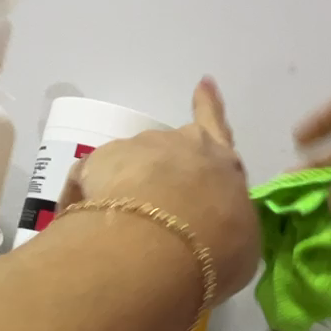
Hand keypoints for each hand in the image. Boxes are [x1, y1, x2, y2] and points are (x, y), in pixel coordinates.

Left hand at [59, 78, 259, 304]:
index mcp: (221, 161)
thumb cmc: (216, 247)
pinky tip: (92, 231)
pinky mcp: (95, 162)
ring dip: (125, 192)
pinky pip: (91, 184)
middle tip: (155, 211)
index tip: (203, 83)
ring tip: (122, 233)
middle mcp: (177, 144)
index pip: (216, 126)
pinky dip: (90, 203)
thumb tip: (214, 231)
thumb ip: (228, 226)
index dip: (210, 106)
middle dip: (160, 173)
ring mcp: (134, 149)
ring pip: (128, 168)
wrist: (162, 246)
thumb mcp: (240, 242)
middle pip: (167, 152)